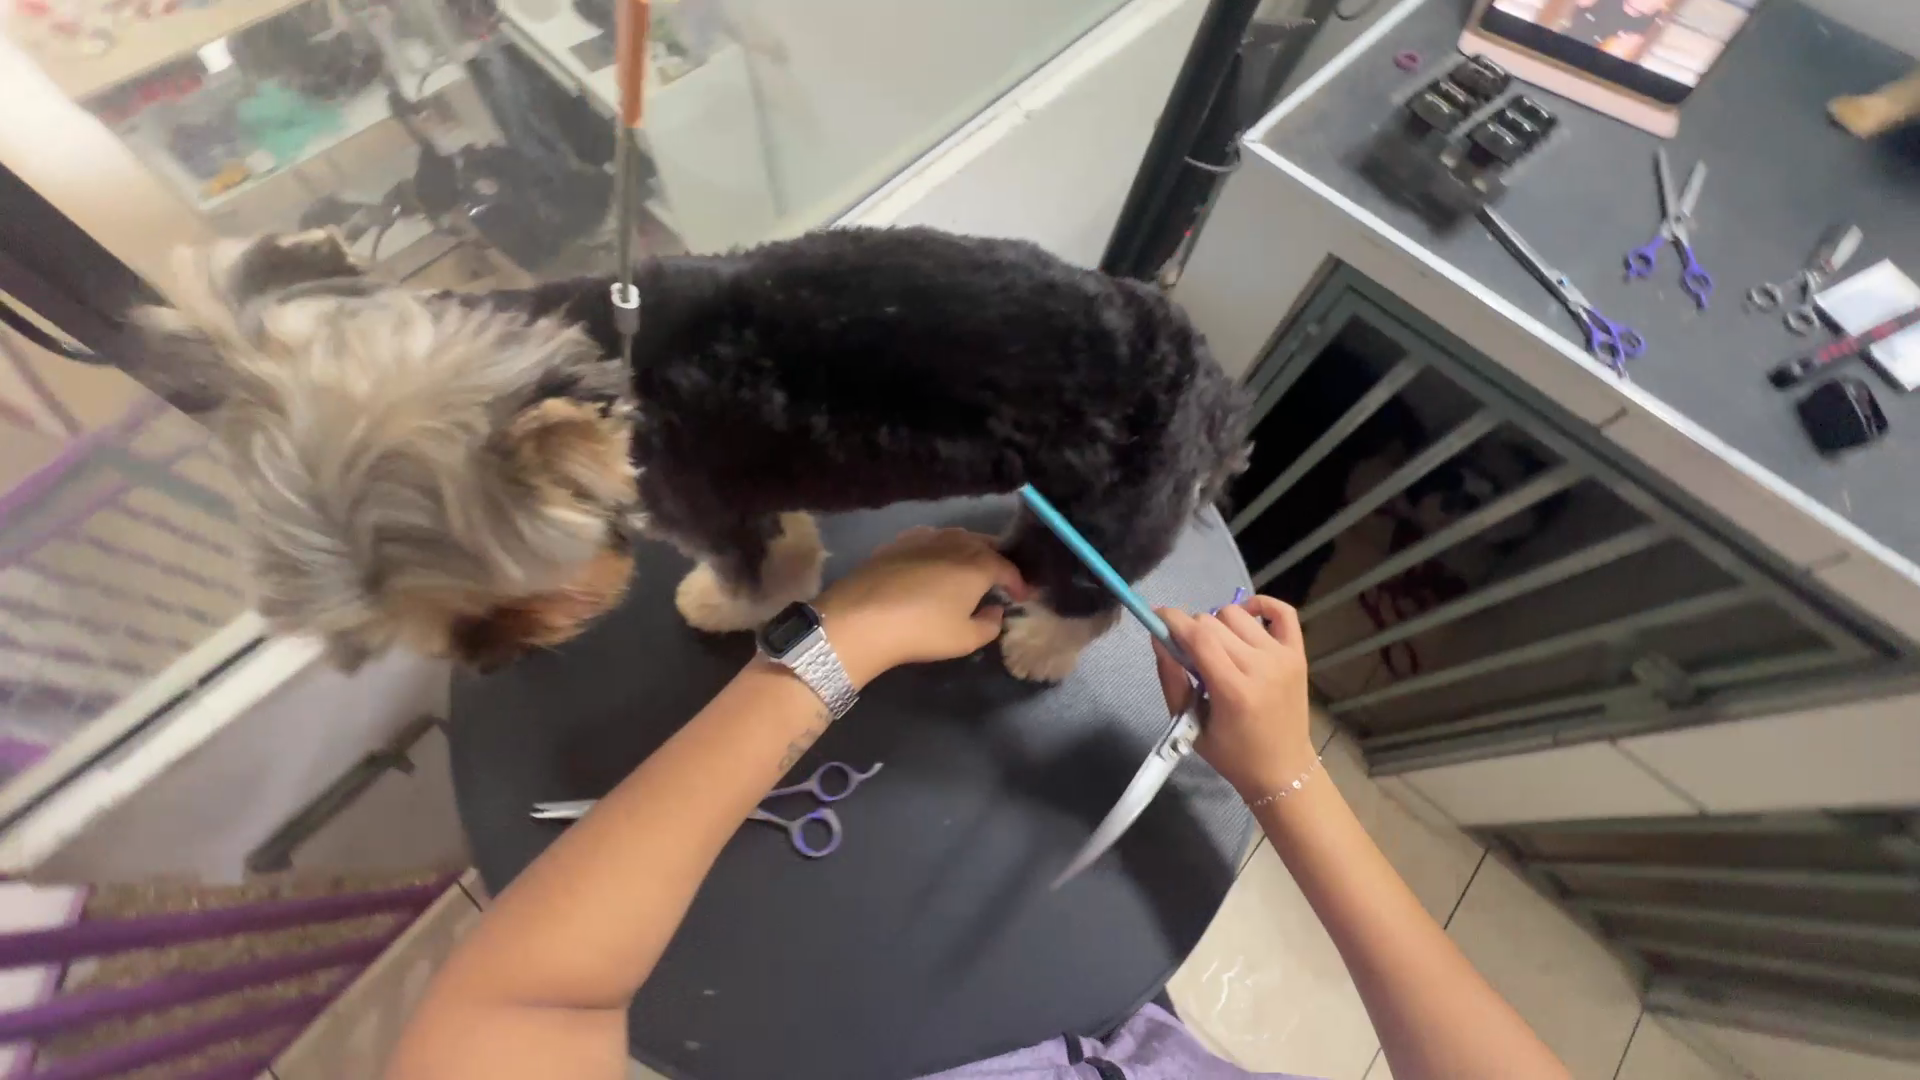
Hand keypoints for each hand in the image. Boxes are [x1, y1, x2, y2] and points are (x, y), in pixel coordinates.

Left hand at [815, 527, 1029, 684]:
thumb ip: (989, 625)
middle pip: (983, 544)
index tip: (1023, 596)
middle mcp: (955, 542)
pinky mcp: (897, 542)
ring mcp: (923, 538)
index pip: (1007, 568)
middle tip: (999, 578)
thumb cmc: (922, 630)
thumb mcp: (965, 639)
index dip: (1019, 583)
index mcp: (978, 563)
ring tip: (968, 569)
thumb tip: (995, 611)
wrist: (860, 618)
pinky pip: (929, 540)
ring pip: (955, 537)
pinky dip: (940, 549)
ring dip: (967, 551)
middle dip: (995, 560)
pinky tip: (934, 563)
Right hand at [1151, 597, 1317, 801]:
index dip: (1171, 620)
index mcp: (1233, 690)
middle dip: (1190, 630)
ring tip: (1217, 647)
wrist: (1283, 770)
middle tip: (1189, 653)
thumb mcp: (1189, 723)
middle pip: (1212, 622)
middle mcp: (1261, 667)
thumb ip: (1171, 679)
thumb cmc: (1232, 754)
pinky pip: (1282, 611)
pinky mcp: (1298, 654)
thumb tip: (1157, 638)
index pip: (1196, 636)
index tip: (1156, 617)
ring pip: (1236, 613)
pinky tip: (1245, 619)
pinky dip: (1260, 605)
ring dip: (1217, 624)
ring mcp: (1283, 658)